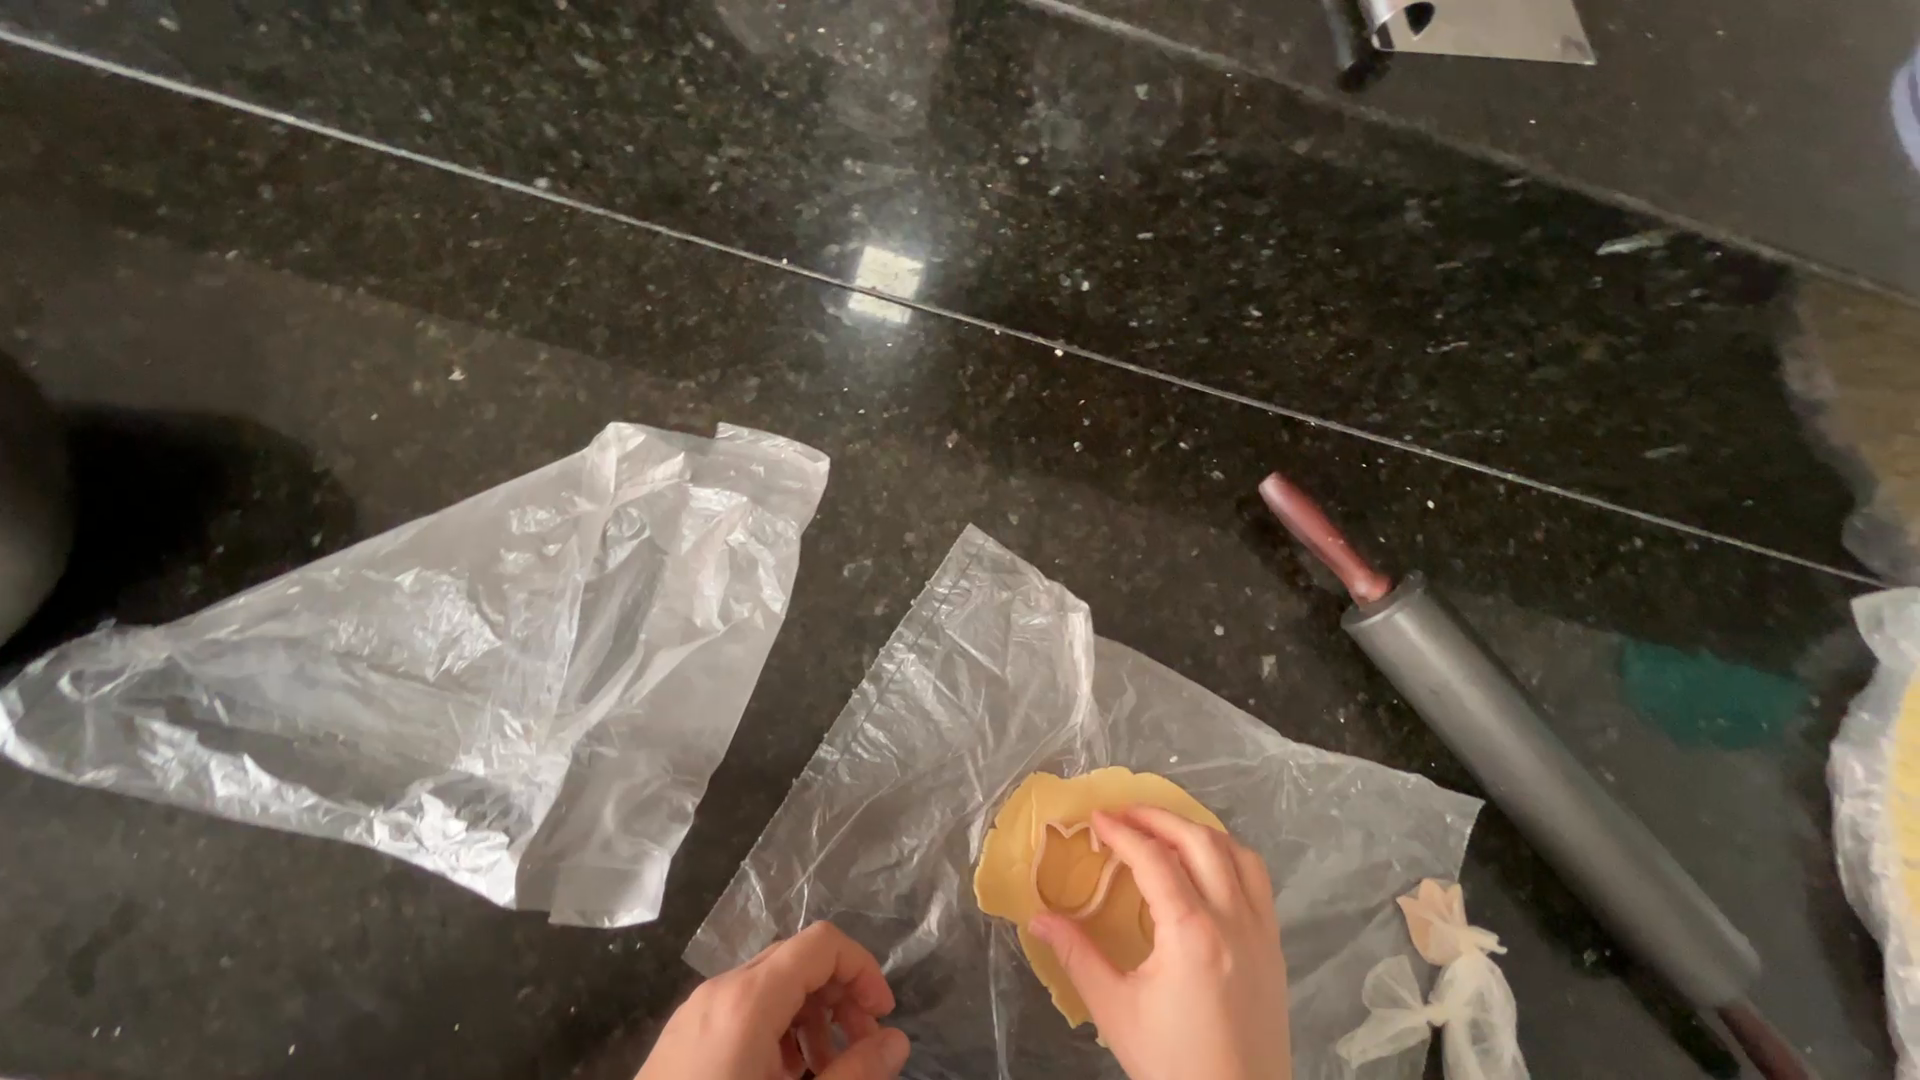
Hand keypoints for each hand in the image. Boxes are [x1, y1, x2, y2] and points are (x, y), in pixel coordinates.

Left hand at [636, 921, 909, 1079]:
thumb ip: (853, 1074)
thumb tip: (896, 1041)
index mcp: (748, 999)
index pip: (821, 943)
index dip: (862, 968)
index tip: (883, 1017)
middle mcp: (720, 990)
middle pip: (797, 960)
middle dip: (840, 995)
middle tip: (863, 1046)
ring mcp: (696, 1011)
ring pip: (771, 985)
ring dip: (812, 1014)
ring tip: (828, 1069)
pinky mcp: (682, 1036)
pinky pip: (743, 1010)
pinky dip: (778, 1028)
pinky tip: (786, 1075)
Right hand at [1028, 807, 1290, 1079]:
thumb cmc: (1172, 1063)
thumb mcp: (1115, 1011)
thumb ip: (1077, 956)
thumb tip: (1038, 917)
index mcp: (1191, 932)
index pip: (1154, 859)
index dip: (1122, 831)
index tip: (1096, 818)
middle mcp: (1232, 919)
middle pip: (1199, 841)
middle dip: (1158, 817)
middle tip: (1124, 813)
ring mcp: (1261, 931)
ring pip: (1236, 853)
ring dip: (1198, 831)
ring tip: (1164, 831)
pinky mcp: (1275, 946)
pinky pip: (1258, 880)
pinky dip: (1230, 856)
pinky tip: (1206, 866)